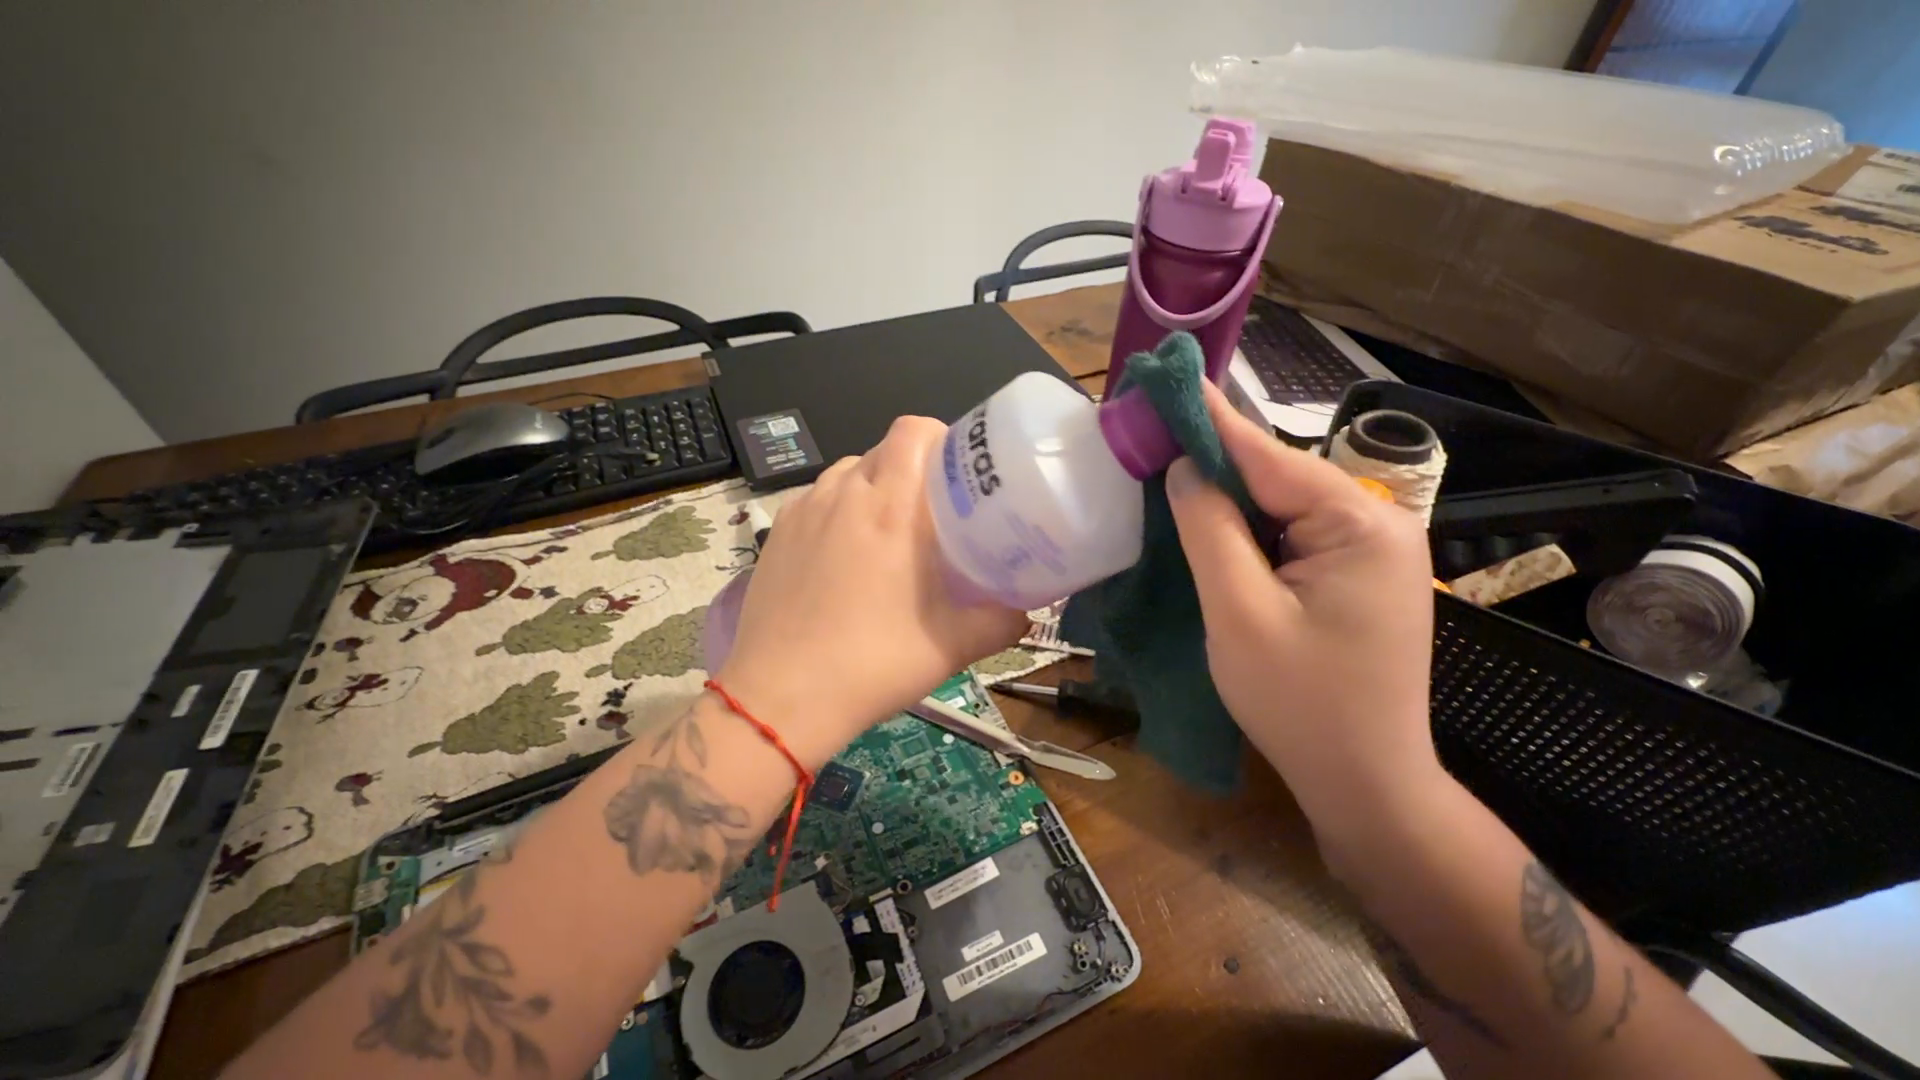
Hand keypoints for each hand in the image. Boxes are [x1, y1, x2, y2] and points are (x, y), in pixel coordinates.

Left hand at [717, 416, 1027, 764]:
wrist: (781, 698)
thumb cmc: (873, 664)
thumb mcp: (953, 647)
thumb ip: (1000, 621)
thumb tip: (1027, 609)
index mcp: (890, 505)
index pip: (914, 430)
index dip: (941, 438)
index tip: (959, 475)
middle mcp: (842, 493)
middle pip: (883, 449)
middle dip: (912, 469)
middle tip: (933, 515)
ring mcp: (802, 511)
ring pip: (847, 474)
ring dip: (872, 489)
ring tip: (888, 536)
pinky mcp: (775, 534)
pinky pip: (816, 501)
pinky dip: (837, 512)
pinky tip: (843, 559)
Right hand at [1166, 383, 1444, 851]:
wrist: (1365, 783)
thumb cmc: (1300, 703)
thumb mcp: (1239, 613)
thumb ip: (1210, 530)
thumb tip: (1185, 468)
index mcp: (1360, 525)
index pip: (1269, 457)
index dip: (1210, 420)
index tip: (1167, 377)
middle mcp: (1378, 524)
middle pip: (1279, 478)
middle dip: (1215, 463)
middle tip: (1152, 438)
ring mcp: (1374, 553)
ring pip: (1283, 508)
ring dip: (1230, 501)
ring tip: (1170, 477)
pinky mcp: (1359, 578)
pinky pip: (1294, 537)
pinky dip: (1251, 533)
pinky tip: (1213, 530)